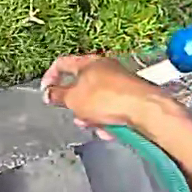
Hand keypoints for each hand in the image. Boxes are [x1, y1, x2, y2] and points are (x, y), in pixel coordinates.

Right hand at [40, 54, 182, 137]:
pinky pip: (112, 108)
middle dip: (76, 103)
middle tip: (75, 114)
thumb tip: (48, 94)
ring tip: (95, 125)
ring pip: (97, 100)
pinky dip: (108, 119)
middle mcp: (105, 68)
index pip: (62, 63)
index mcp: (88, 62)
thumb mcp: (74, 99)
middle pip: (81, 85)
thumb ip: (58, 96)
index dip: (50, 77)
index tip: (46, 91)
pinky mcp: (131, 96)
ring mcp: (120, 82)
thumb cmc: (110, 98)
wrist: (145, 109)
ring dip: (92, 114)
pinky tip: (110, 129)